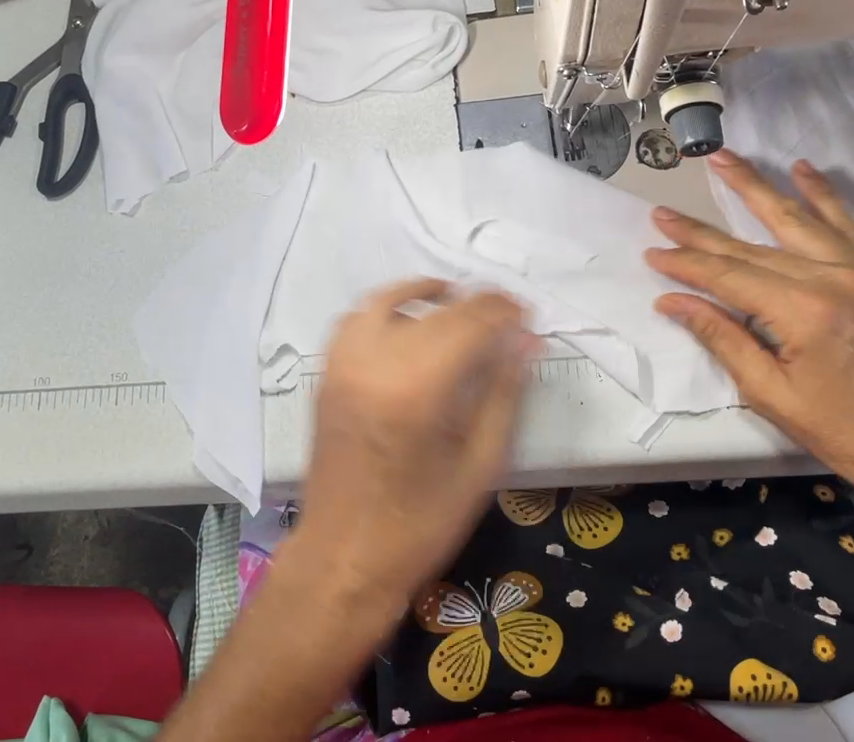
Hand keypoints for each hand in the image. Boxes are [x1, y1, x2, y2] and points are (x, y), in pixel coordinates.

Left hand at [289, 278, 537, 620]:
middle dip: (477, 305)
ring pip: (388, 302)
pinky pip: (354, 321)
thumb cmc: (421, 523)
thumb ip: (504, 393)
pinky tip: (407, 323)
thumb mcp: (480, 465)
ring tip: (458, 304)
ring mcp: (342, 365)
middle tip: (506, 317)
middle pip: (435, 311)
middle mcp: (376, 363)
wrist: (343, 557)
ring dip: (427, 296)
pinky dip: (383, 309)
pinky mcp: (325, 375)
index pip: (471, 322)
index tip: (527, 316)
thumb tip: (528, 340)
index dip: (504, 311)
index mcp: (420, 388)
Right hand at [646, 151, 853, 527]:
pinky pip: (846, 225)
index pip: (728, 276)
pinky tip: (802, 170)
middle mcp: (834, 279)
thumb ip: (722, 339)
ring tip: (724, 159)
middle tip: (663, 212)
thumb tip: (672, 302)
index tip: (652, 253)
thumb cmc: (847, 434)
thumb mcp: (772, 395)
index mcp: (804, 312)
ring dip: (758, 187)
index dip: (686, 264)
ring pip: (799, 219)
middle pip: (753, 247)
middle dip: (702, 231)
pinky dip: (822, 195)